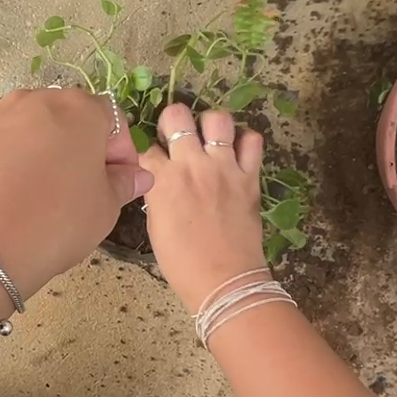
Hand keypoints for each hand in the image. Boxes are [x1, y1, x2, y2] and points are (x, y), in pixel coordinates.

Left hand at [0, 88, 150, 314]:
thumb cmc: (52, 222)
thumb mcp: (102, 211)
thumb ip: (122, 186)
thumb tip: (137, 175)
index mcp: (79, 109)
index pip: (112, 121)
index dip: (120, 154)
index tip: (118, 185)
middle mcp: (34, 100)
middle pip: (66, 120)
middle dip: (77, 151)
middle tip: (78, 193)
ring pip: (26, 132)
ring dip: (38, 157)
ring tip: (35, 200)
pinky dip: (2, 167)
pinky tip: (1, 201)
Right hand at [138, 104, 267, 310]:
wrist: (223, 280)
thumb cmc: (181, 261)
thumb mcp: (155, 225)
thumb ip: (156, 194)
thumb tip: (158, 180)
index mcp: (161, 180)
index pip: (144, 146)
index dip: (144, 149)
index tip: (146, 156)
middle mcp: (191, 165)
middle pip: (177, 116)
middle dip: (172, 121)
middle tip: (175, 136)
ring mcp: (223, 167)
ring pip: (217, 119)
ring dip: (209, 124)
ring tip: (207, 138)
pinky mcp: (249, 176)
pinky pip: (252, 141)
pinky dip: (244, 141)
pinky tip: (236, 152)